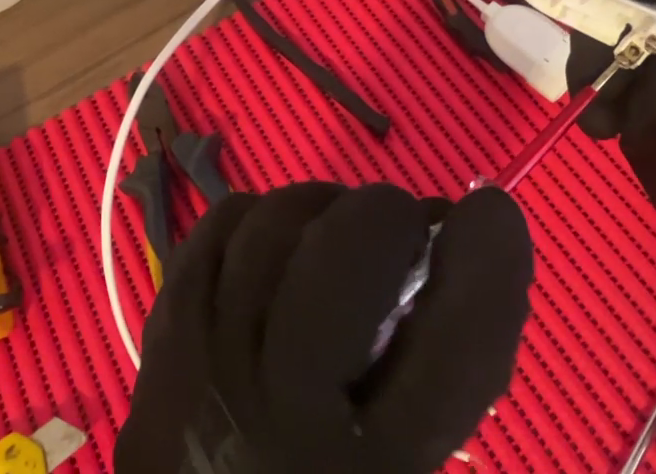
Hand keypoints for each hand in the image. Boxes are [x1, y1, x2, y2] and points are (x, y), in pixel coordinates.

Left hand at [115, 183, 531, 473]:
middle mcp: (286, 416)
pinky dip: (260, 216)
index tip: (491, 211)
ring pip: (272, 226)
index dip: (486, 254)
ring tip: (338, 231)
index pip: (455, 340)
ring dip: (322, 208)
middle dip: (386, 217)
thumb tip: (452, 233)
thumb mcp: (414, 449)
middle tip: (400, 228)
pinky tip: (279, 242)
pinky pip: (219, 227)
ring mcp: (210, 367)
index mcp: (376, 465)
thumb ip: (451, 359)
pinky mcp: (164, 333)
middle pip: (342, 258)